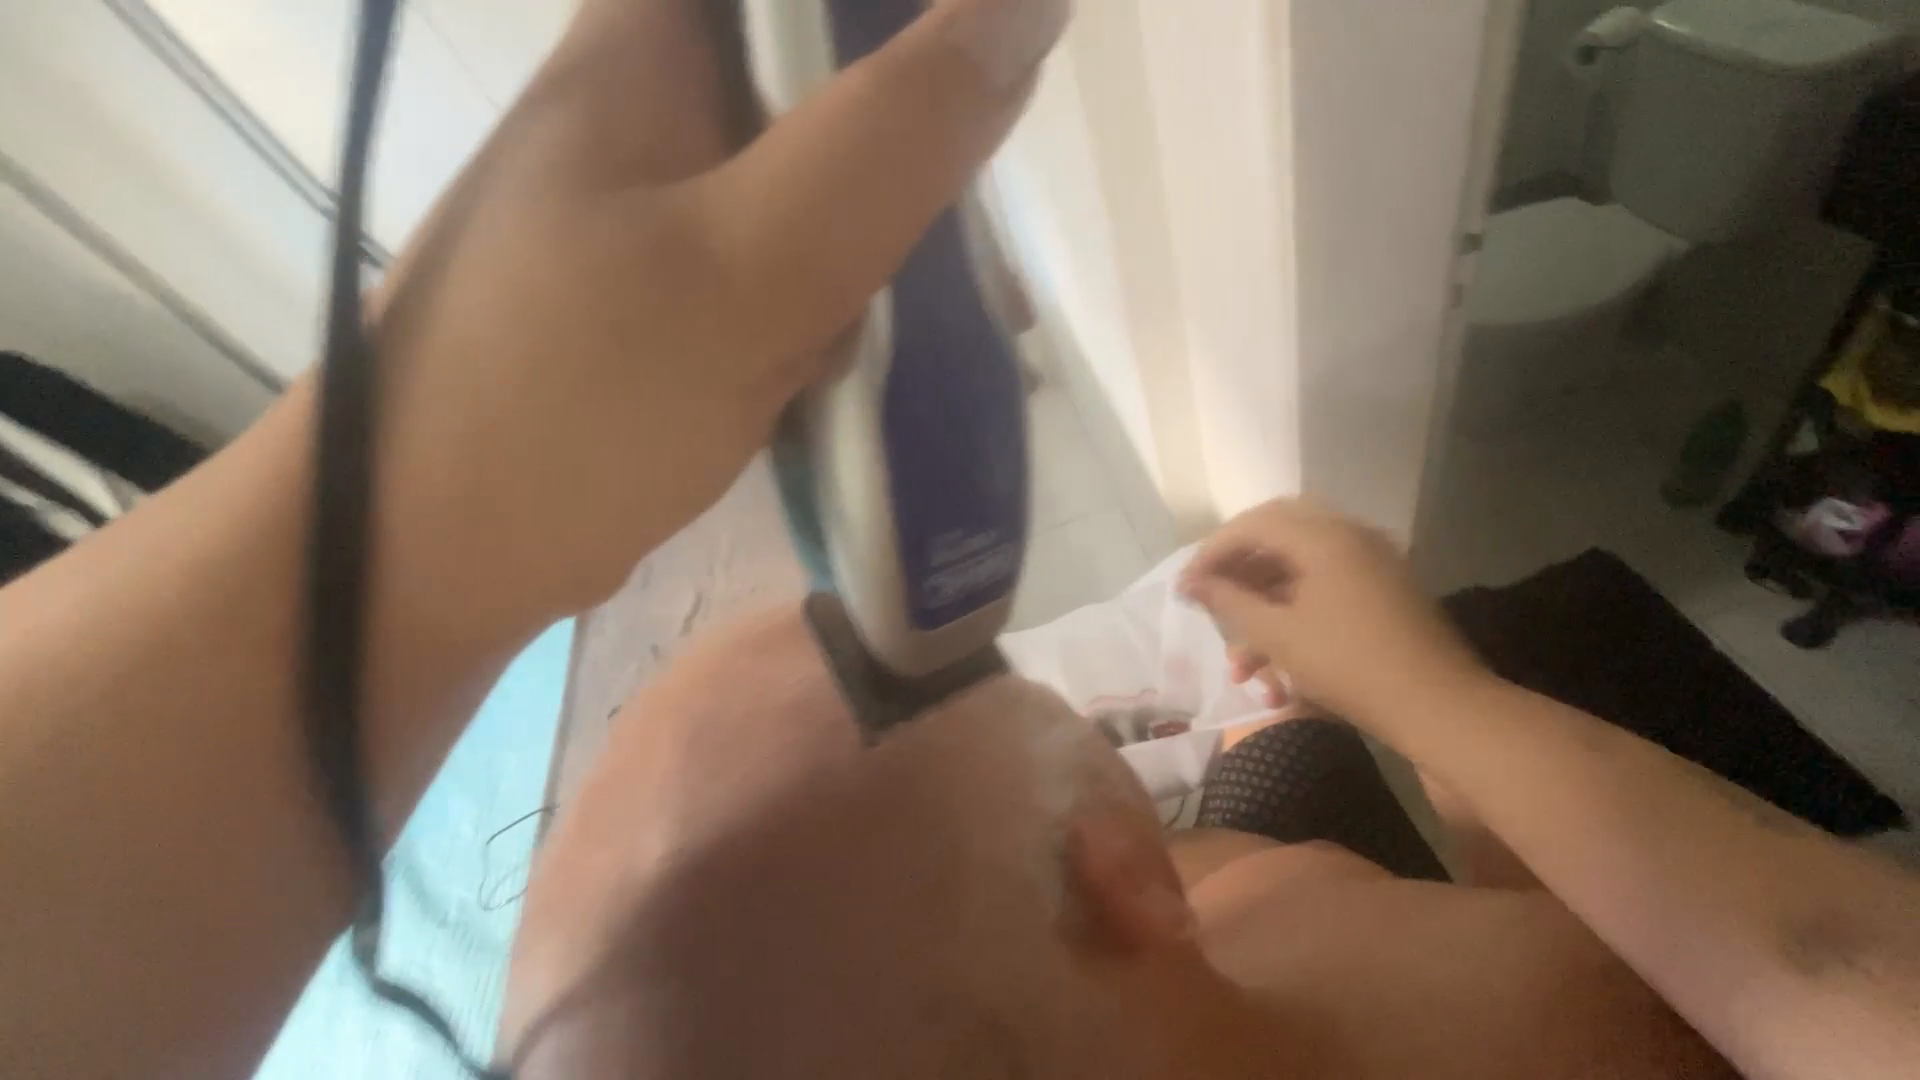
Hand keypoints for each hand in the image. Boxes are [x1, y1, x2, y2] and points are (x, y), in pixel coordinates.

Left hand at [361, 0, 1068, 627]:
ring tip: (943, 322)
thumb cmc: (577, 399)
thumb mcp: (750, 262)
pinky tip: (873, 357)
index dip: (918, 30)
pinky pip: (800, 264)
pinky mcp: (683, 290)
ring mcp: (671, 205)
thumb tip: (1031, 8)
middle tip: (971, 256)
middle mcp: (662, 103)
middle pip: (838, 81)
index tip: (975, 120)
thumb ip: (891, 139)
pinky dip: (852, 303)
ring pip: (829, 182)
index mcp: (658, 39)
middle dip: (922, 157)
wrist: (444, 553)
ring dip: (895, 244)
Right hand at [1179, 498, 1489, 729]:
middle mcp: (1349, 538)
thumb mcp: (1278, 635)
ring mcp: (1370, 565)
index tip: (1185, 587)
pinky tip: (1276, 672)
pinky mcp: (1382, 594)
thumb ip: (1229, 602)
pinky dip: (1293, 620)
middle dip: (1236, 575)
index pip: (1252, 525)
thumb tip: (1191, 582)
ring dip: (1263, 612)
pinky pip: (1323, 593)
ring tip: (1239, 666)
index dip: (1211, 553)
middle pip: (1275, 540)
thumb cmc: (1350, 666)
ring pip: (1298, 574)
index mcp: (1324, 537)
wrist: (1441, 709)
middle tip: (1209, 601)